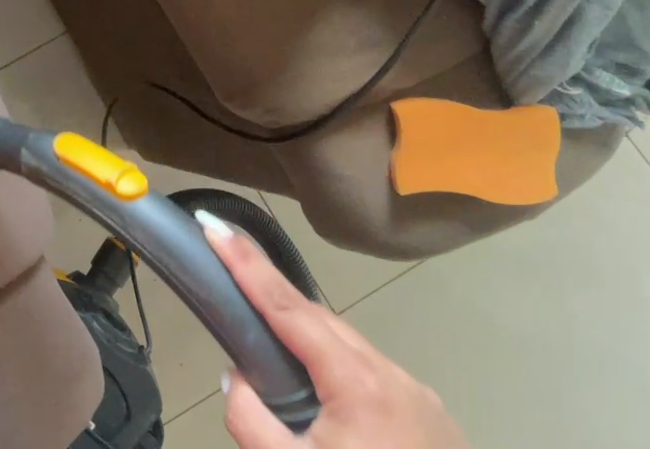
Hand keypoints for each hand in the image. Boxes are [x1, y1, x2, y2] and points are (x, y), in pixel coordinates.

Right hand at [198, 212, 467, 448]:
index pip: (287, 307)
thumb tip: (239, 380)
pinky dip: (337, 369)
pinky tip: (323, 399)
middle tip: (230, 278)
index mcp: (358, 383)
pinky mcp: (435, 424)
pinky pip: (373, 376)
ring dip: (307, 339)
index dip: (246, 264)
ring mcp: (421, 399)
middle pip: (320, 320)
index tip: (214, 226)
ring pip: (350, 348)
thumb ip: (250, 420)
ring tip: (270, 351)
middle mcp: (395, 378)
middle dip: (273, 297)